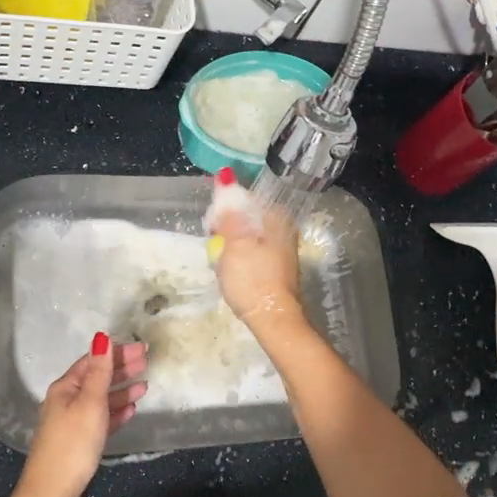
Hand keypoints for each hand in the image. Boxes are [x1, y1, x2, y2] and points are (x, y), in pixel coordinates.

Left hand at [19, 333, 148, 496]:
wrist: (53, 490)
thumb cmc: (73, 442)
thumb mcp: (90, 402)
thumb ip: (99, 371)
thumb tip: (101, 337)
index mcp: (66, 387)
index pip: (93, 361)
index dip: (116, 352)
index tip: (141, 348)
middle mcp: (66, 400)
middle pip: (97, 378)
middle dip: (121, 369)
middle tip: (147, 361)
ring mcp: (72, 421)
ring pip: (101, 399)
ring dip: (122, 390)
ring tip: (145, 386)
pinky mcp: (79, 440)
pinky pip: (101, 418)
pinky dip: (116, 411)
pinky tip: (131, 410)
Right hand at [215, 207, 305, 334]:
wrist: (272, 318)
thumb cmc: (252, 279)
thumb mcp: (234, 243)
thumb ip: (229, 211)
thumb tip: (226, 178)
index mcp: (276, 217)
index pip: (244, 199)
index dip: (224, 211)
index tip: (212, 228)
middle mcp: (284, 227)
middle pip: (246, 218)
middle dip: (227, 231)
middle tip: (217, 249)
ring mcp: (282, 248)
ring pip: (247, 237)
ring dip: (232, 247)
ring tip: (224, 264)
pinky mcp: (278, 266)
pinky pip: (253, 253)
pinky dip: (241, 259)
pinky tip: (235, 274)